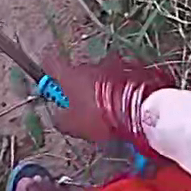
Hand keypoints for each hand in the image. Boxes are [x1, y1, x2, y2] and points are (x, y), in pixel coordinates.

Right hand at [44, 59, 172, 143]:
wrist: (142, 110)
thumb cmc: (101, 117)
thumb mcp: (73, 126)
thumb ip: (60, 119)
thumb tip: (57, 116)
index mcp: (70, 75)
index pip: (50, 64)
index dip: (48, 72)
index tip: (51, 83)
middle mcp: (90, 65)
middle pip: (77, 72)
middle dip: (79, 88)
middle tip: (83, 109)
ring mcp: (113, 65)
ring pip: (100, 76)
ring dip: (100, 89)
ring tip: (108, 110)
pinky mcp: (133, 69)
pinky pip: (120, 78)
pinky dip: (119, 89)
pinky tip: (123, 106)